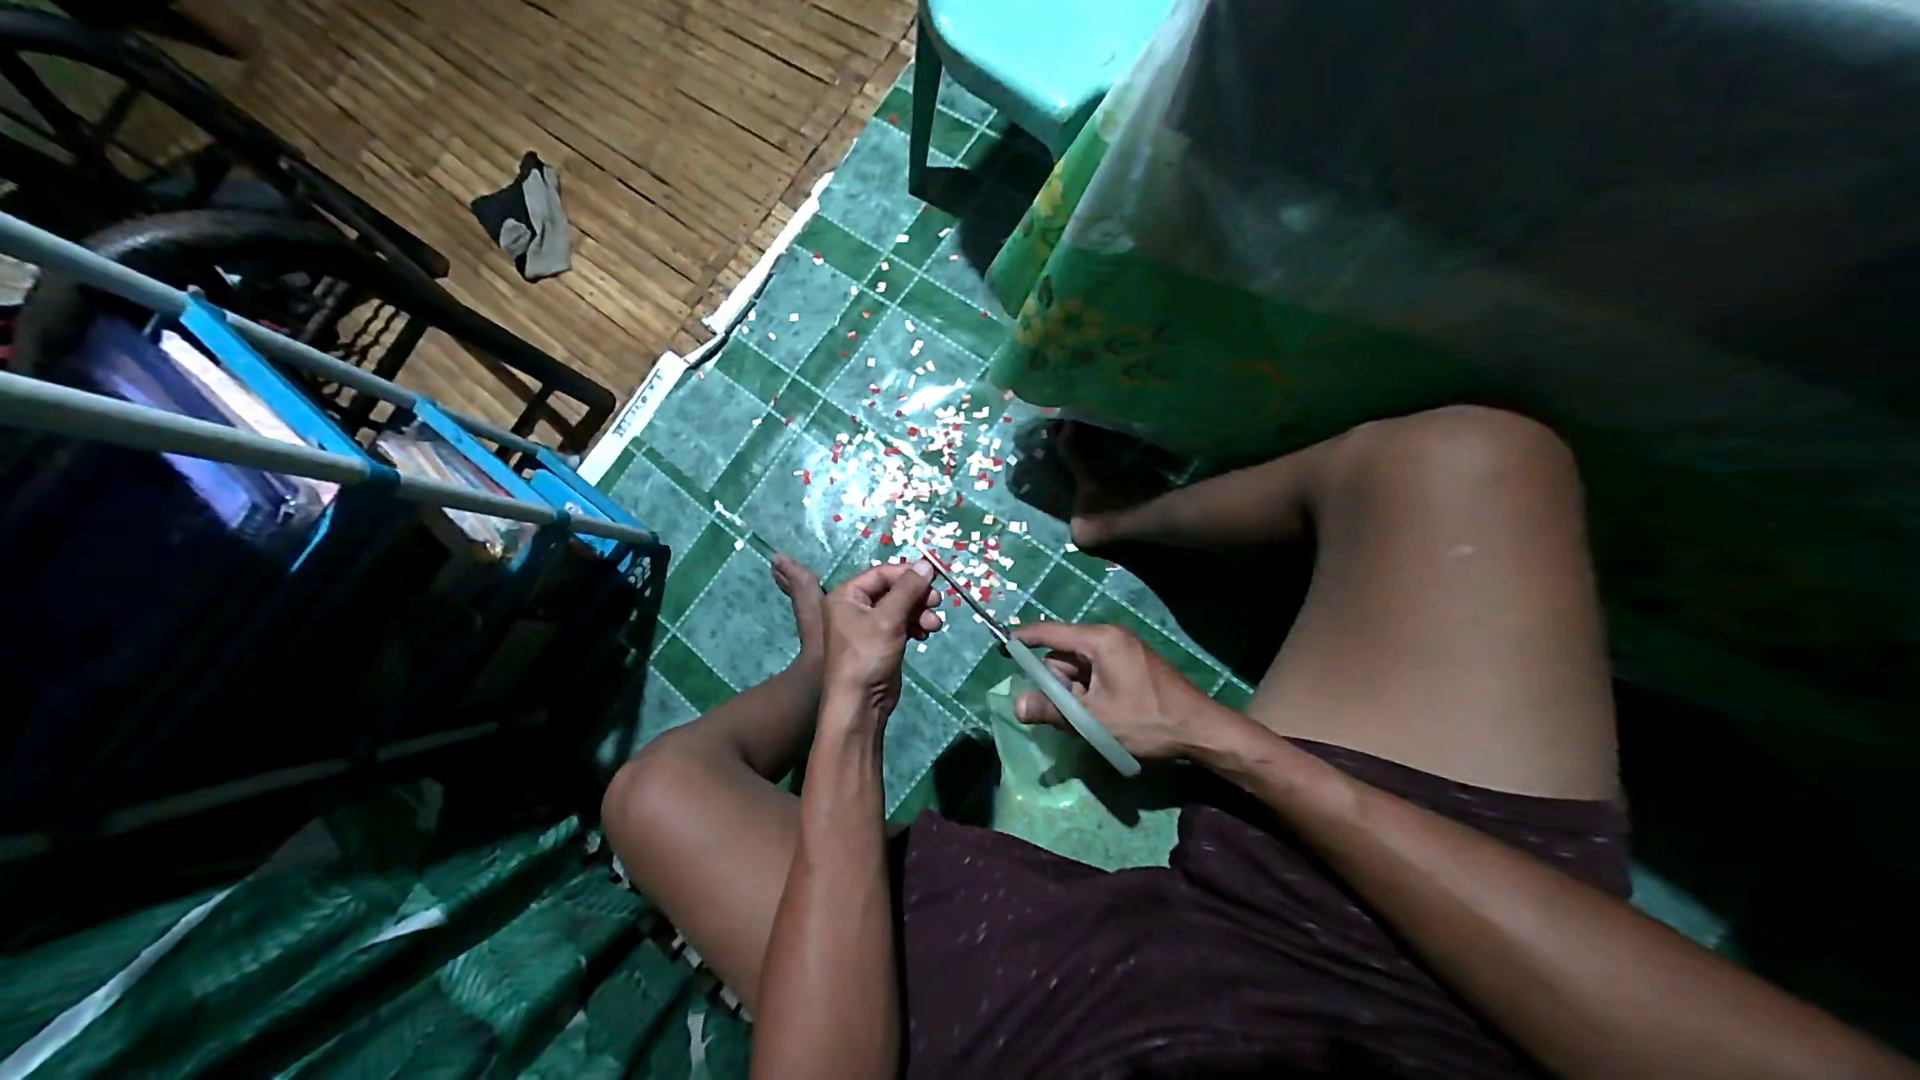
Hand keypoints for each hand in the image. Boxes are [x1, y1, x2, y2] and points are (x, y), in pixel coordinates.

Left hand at [822, 560, 942, 722]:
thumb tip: (927, 564)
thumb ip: (909, 589)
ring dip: (920, 611)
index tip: (933, 577)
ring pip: (900, 607)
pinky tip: (926, 633)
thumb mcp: (889, 618)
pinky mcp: (881, 642)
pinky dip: (915, 625)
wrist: (860, 703)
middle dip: (917, 594)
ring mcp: (868, 626)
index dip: (908, 573)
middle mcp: (855, 607)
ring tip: (935, 623)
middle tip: (936, 602)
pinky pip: (902, 624)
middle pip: (893, 589)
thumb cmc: (867, 655)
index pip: (881, 573)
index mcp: (846, 595)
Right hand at [1009, 622, 1224, 760]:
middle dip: (1055, 682)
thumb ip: (1052, 709)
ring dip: (1073, 691)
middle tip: (1064, 713)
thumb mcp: (1093, 720)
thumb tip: (1017, 703)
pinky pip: (1095, 670)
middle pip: (1064, 653)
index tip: (999, 646)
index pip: (1050, 632)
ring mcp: (1123, 648)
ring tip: (1087, 720)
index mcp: (1100, 640)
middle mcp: (1110, 636)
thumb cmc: (1147, 721)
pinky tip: (1099, 715)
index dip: (1022, 639)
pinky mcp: (1131, 662)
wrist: (1201, 730)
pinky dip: (1088, 690)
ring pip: (1079, 665)